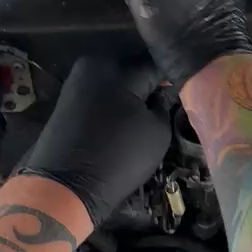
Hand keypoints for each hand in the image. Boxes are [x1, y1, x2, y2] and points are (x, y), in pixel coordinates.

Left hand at [15, 55, 170, 221]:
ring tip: (147, 111)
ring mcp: (77, 80)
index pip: (158, 64)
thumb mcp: (158, 132)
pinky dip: (114, 99)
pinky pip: (100, 91)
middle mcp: (94, 64)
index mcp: (118, 68)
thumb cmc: (118, 158)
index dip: (174, 77)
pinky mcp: (67, 97)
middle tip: (167, 101)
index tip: (185, 90)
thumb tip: (162, 94)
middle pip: (135, 68)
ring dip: (132, 91)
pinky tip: (125, 116)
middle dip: (150, 82)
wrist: (65, 188)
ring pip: (117, 79)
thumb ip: (163, 104)